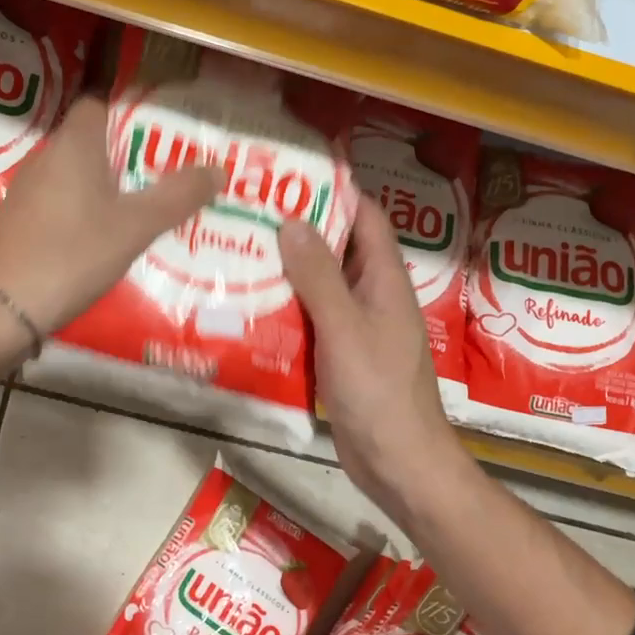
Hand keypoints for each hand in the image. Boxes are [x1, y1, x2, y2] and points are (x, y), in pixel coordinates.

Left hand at [0, 95, 221, 333]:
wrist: (3, 308)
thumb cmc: (73, 255)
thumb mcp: (135, 227)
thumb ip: (178, 196)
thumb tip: (217, 169)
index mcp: (73, 144)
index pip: (98, 104)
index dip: (129, 114)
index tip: (160, 136)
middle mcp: (45, 159)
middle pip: (90, 143)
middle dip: (126, 157)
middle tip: (164, 177)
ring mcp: (26, 192)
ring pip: (75, 177)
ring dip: (105, 189)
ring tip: (142, 211)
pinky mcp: (17, 224)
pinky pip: (59, 205)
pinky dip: (83, 214)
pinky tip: (102, 242)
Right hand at [279, 197, 462, 523]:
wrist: (396, 462)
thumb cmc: (378, 391)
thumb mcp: (345, 327)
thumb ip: (319, 276)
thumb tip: (290, 221)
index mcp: (384, 280)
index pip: (364, 218)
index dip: (335, 190)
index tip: (292, 172)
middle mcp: (371, 297)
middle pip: (336, 249)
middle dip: (299, 227)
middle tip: (248, 210)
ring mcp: (354, 328)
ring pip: (318, 286)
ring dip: (286, 270)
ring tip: (238, 249)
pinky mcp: (337, 356)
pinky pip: (309, 320)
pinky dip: (283, 309)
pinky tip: (247, 306)